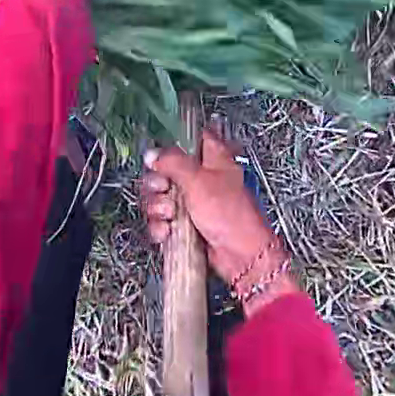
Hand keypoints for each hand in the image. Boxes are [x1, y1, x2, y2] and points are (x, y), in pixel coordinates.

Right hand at [141, 128, 298, 313]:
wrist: (241, 257)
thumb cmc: (232, 216)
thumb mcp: (199, 180)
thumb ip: (172, 162)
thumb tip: (153, 154)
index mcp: (213, 158)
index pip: (191, 138)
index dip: (173, 145)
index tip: (161, 157)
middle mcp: (203, 178)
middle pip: (166, 170)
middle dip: (159, 183)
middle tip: (165, 190)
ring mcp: (194, 202)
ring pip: (161, 196)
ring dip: (159, 208)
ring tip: (171, 215)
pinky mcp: (187, 224)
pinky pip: (163, 220)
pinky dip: (162, 226)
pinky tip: (168, 230)